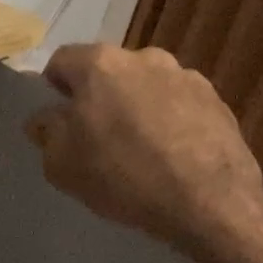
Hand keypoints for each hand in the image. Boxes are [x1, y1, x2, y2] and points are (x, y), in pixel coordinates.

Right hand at [25, 44, 262, 259]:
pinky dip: (171, 123)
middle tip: (97, 137)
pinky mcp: (218, 102)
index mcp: (99, 63)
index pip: (61, 61)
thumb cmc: (123, 175)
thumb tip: (44, 119)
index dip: (53, 90)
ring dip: (137, 108)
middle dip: (99, 97)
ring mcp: (186, 77)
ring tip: (140, 151)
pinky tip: (172, 158)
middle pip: (107, 72)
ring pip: (146, 87)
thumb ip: (46, 132)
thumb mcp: (61, 163)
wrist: (211, 204)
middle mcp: (143, 58)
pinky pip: (180, 106)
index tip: (58, 120)